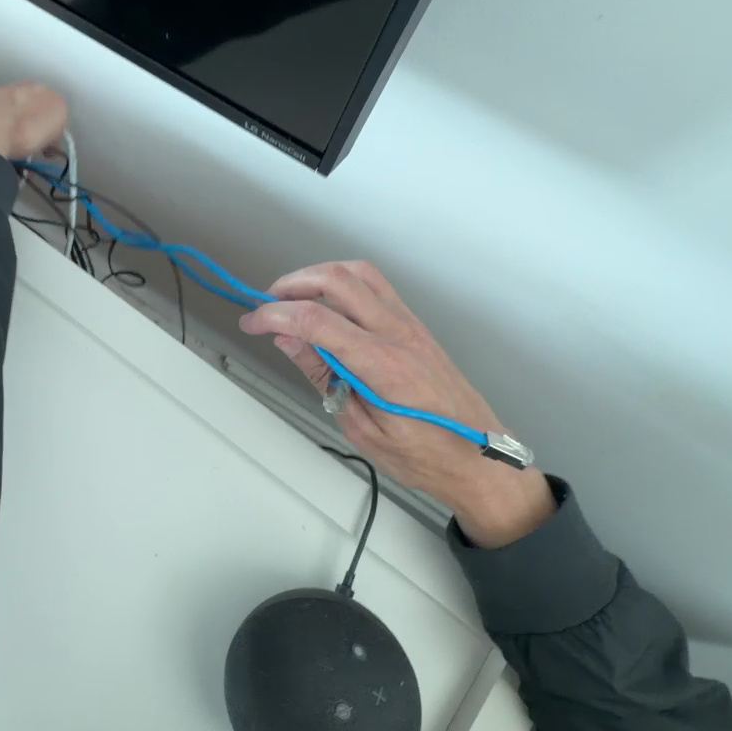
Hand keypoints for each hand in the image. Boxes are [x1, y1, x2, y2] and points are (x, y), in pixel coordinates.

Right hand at [239, 262, 554, 547]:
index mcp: (384, 366)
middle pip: (337, 279)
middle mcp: (398, 333)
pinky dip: (340, 282)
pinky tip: (324, 304)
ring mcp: (410, 324)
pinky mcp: (414, 324)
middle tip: (265, 305)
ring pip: (357, 273)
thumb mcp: (361, 428)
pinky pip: (374, 285)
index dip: (274, 316)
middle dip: (291, 283)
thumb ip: (323, 377)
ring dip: (317, 276)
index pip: (317, 320)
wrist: (481, 458)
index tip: (250, 323)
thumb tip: (288, 340)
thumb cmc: (424, 456)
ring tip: (291, 299)